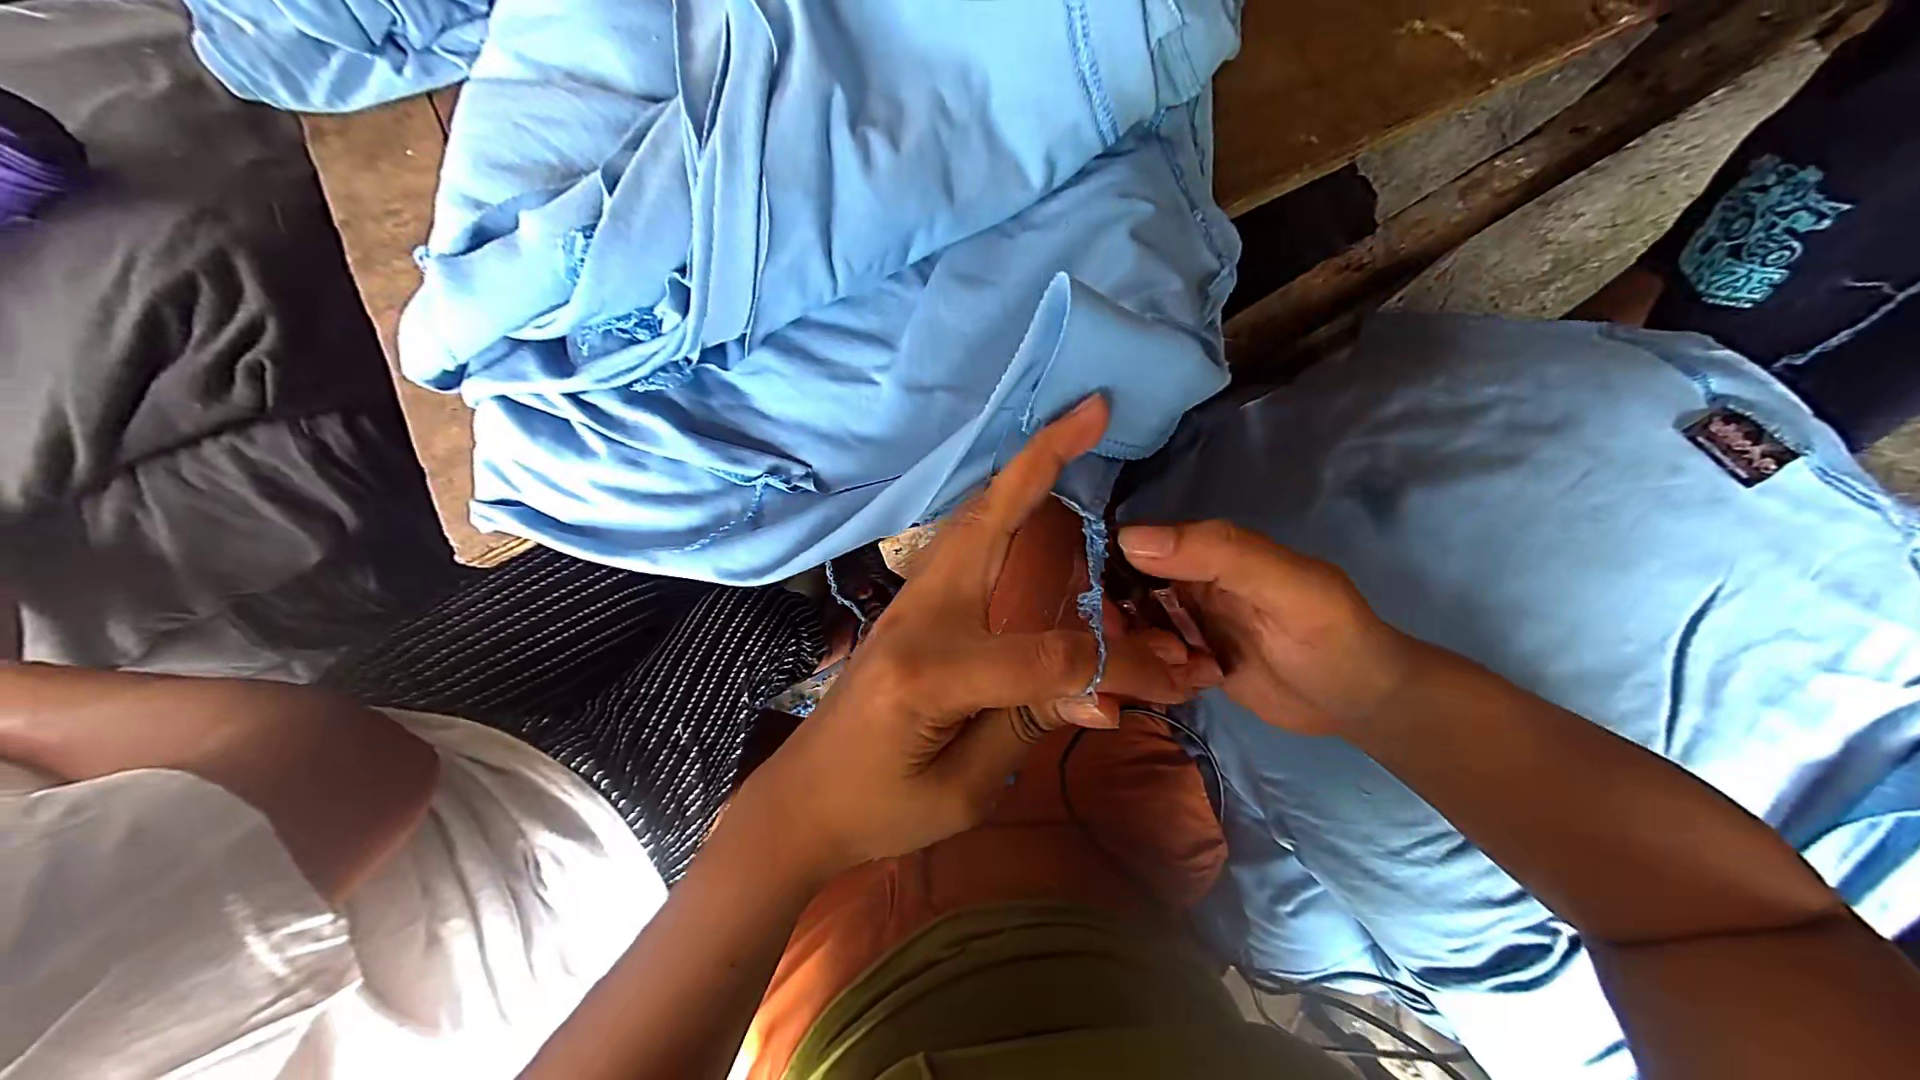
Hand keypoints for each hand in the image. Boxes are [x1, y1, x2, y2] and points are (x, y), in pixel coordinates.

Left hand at [732, 396, 1219, 879]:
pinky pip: (962, 543)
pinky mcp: (907, 606)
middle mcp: (917, 617)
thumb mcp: (965, 789)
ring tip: (1068, 435)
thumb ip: (1031, 721)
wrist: (800, 803)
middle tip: (1093, 410)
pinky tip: (1025, 496)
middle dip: (1044, 460)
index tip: (1179, 679)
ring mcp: (907, 603)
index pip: (1055, 657)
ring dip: (1022, 474)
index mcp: (933, 672)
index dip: (1124, 669)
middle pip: (991, 523)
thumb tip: (1109, 692)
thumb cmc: (878, 812)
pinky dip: (1000, 508)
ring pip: (973, 521)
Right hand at [1117, 519, 1411, 735]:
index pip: (1138, 544)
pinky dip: (1147, 670)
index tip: (1086, 597)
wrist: (1363, 705)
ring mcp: (1186, 622)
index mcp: (1207, 549)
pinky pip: (1148, 658)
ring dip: (1131, 647)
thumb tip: (1130, 537)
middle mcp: (1188, 580)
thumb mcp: (1285, 587)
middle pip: (1124, 587)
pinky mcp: (1188, 659)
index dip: (1106, 564)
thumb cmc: (1332, 637)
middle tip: (1114, 645)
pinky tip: (1165, 683)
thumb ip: (1219, 554)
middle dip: (1112, 614)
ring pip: (1131, 625)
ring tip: (1156, 667)